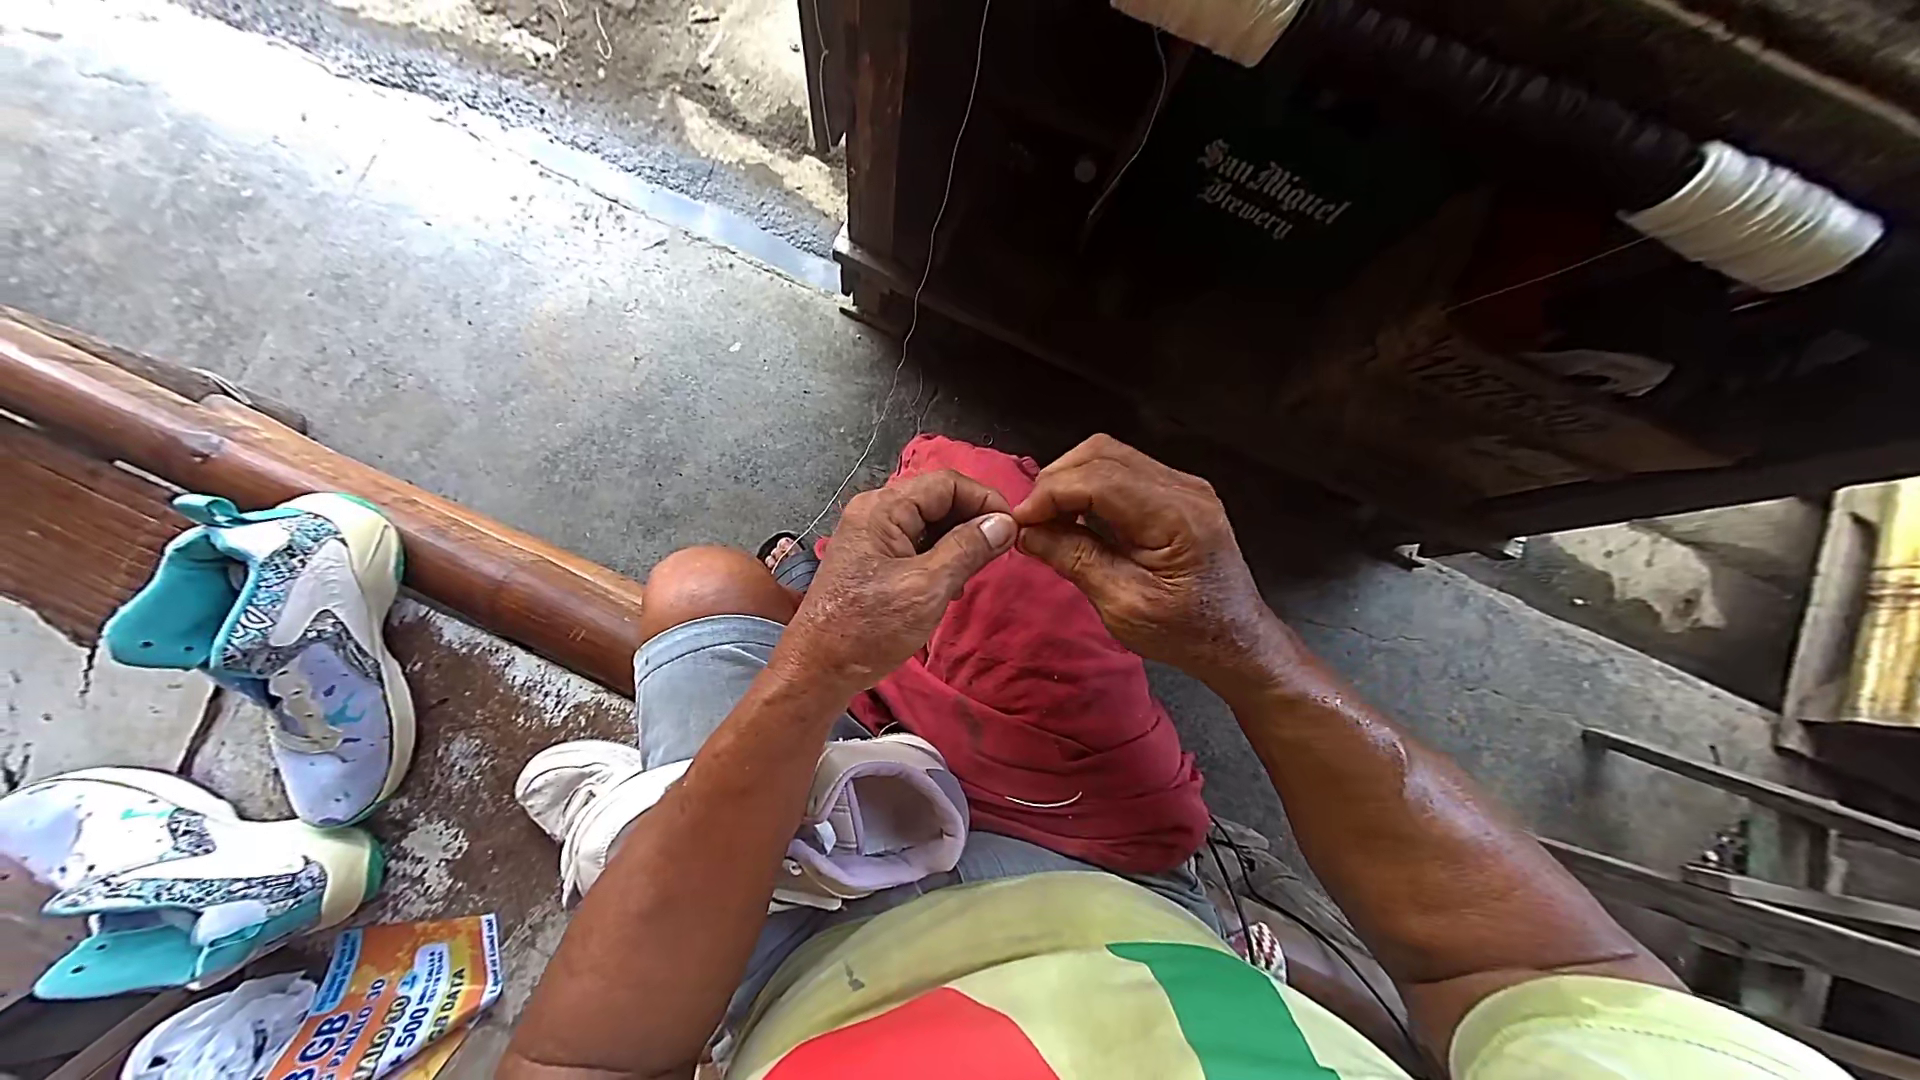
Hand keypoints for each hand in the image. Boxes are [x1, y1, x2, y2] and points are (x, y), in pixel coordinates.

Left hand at [776, 469, 1016, 693]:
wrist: (818, 670)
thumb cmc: (867, 629)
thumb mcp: (927, 588)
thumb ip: (968, 549)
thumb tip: (1004, 524)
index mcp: (883, 509)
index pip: (947, 483)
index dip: (985, 500)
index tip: (1012, 528)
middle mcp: (875, 513)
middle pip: (938, 499)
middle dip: (973, 522)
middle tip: (999, 552)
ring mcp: (873, 536)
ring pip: (930, 523)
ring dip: (959, 542)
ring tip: (975, 572)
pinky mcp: (874, 559)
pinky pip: (917, 544)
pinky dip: (941, 557)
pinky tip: (951, 584)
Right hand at [1011, 435, 1282, 693]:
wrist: (1236, 640)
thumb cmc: (1184, 632)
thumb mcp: (1122, 604)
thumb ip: (1074, 559)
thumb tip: (1025, 532)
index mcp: (1175, 515)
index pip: (1098, 479)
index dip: (1050, 493)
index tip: (1019, 522)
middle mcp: (1183, 487)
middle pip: (1101, 453)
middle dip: (1056, 481)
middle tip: (1032, 520)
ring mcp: (1183, 485)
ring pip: (1109, 455)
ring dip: (1070, 482)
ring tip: (1049, 519)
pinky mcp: (1177, 492)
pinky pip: (1122, 471)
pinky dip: (1089, 487)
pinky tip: (1077, 516)